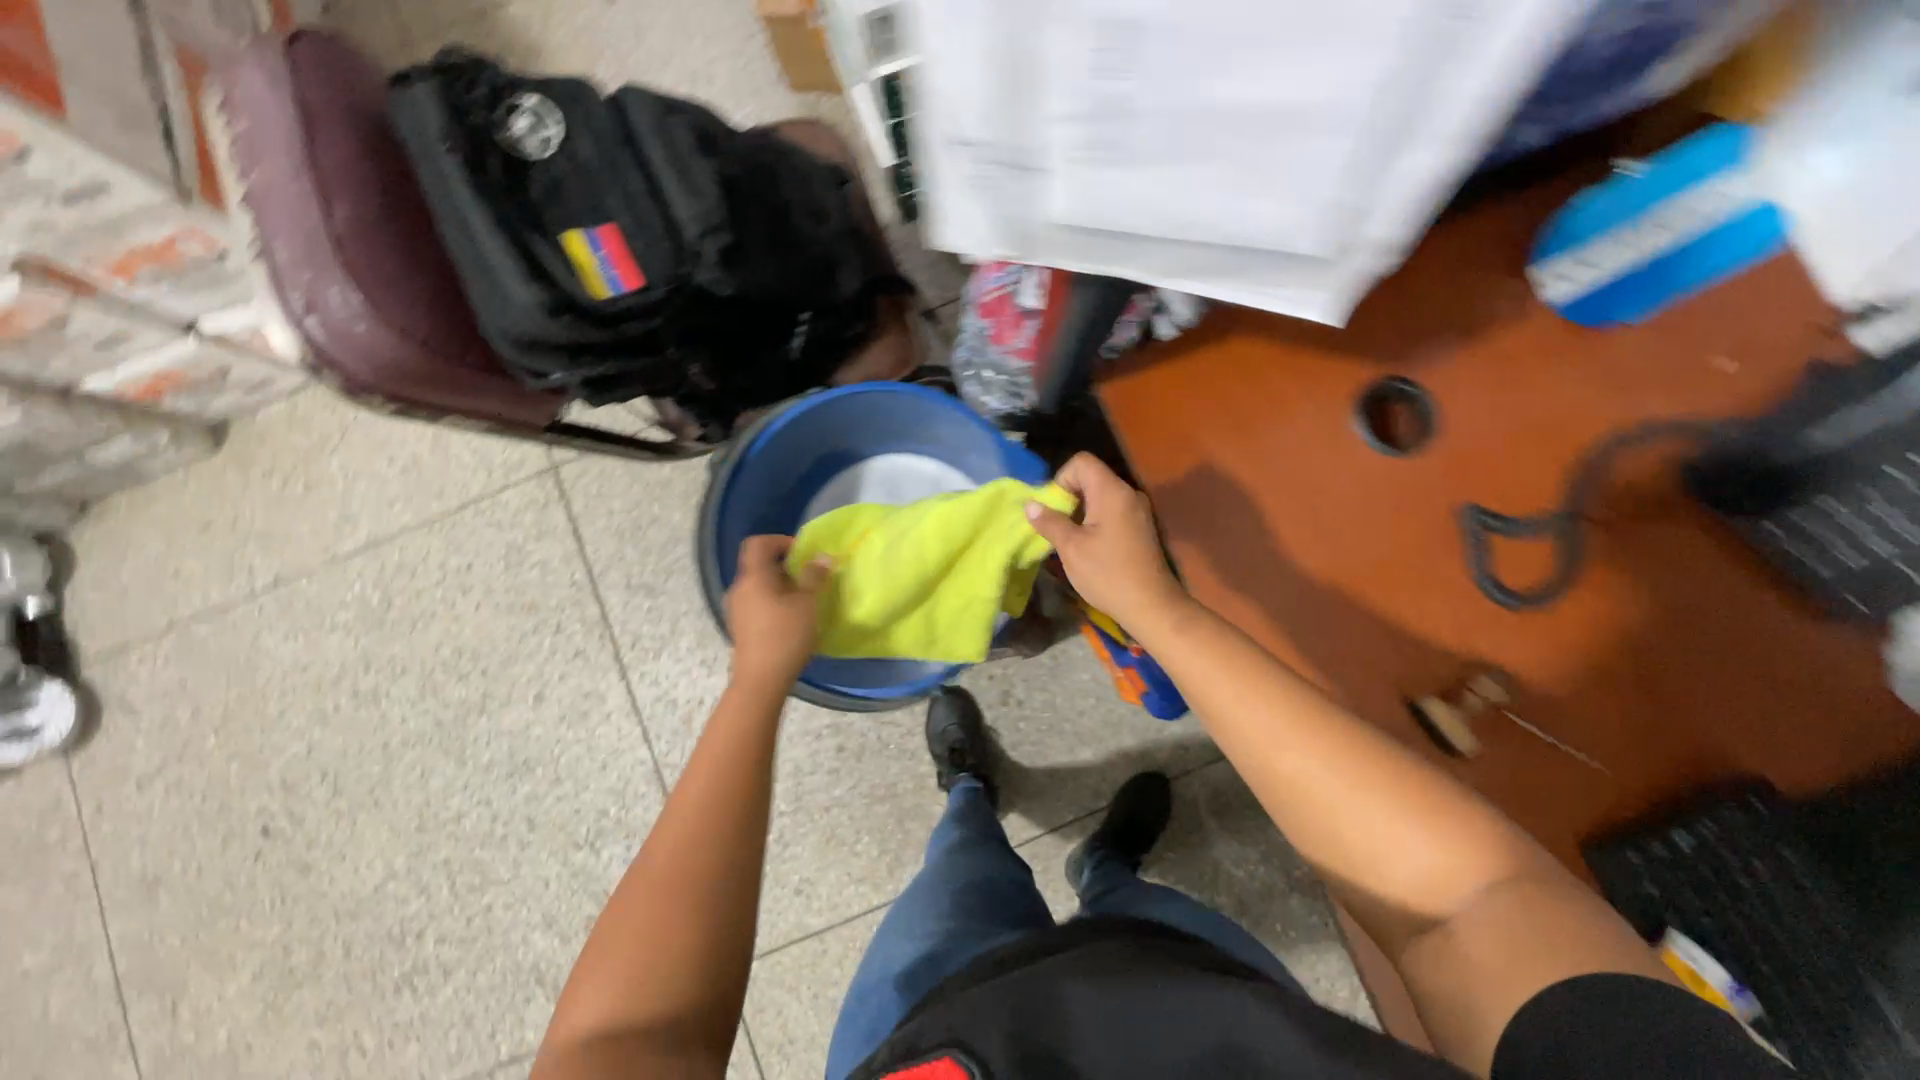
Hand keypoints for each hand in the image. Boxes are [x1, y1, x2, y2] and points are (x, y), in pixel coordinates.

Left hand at [725, 535, 832, 690]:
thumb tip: (822, 557)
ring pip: (758, 585)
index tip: (803, 554)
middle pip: (758, 564)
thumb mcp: (807, 604)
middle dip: (785, 566)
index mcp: (753, 577)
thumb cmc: (785, 636)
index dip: (780, 541)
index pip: (758, 543)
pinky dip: (772, 602)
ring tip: (802, 601)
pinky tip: (789, 620)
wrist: (760, 680)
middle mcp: (739, 588)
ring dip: (780, 586)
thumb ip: (814, 576)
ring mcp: (735, 609)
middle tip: (809, 578)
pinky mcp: (739, 627)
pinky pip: (755, 603)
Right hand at [1025, 453, 1188, 630]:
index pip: (1081, 462)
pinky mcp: (1140, 527)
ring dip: (1080, 511)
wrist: (1150, 605)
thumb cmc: (1107, 574)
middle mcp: (1128, 493)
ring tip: (1068, 539)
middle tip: (1055, 526)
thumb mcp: (1071, 548)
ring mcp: (1137, 510)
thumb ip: (1050, 522)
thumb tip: (1030, 505)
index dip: (1061, 479)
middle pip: (1091, 477)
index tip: (1053, 509)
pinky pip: (1112, 511)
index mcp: (1112, 492)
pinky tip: (1088, 547)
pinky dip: (1095, 521)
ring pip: (1100, 496)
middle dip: (1068, 497)